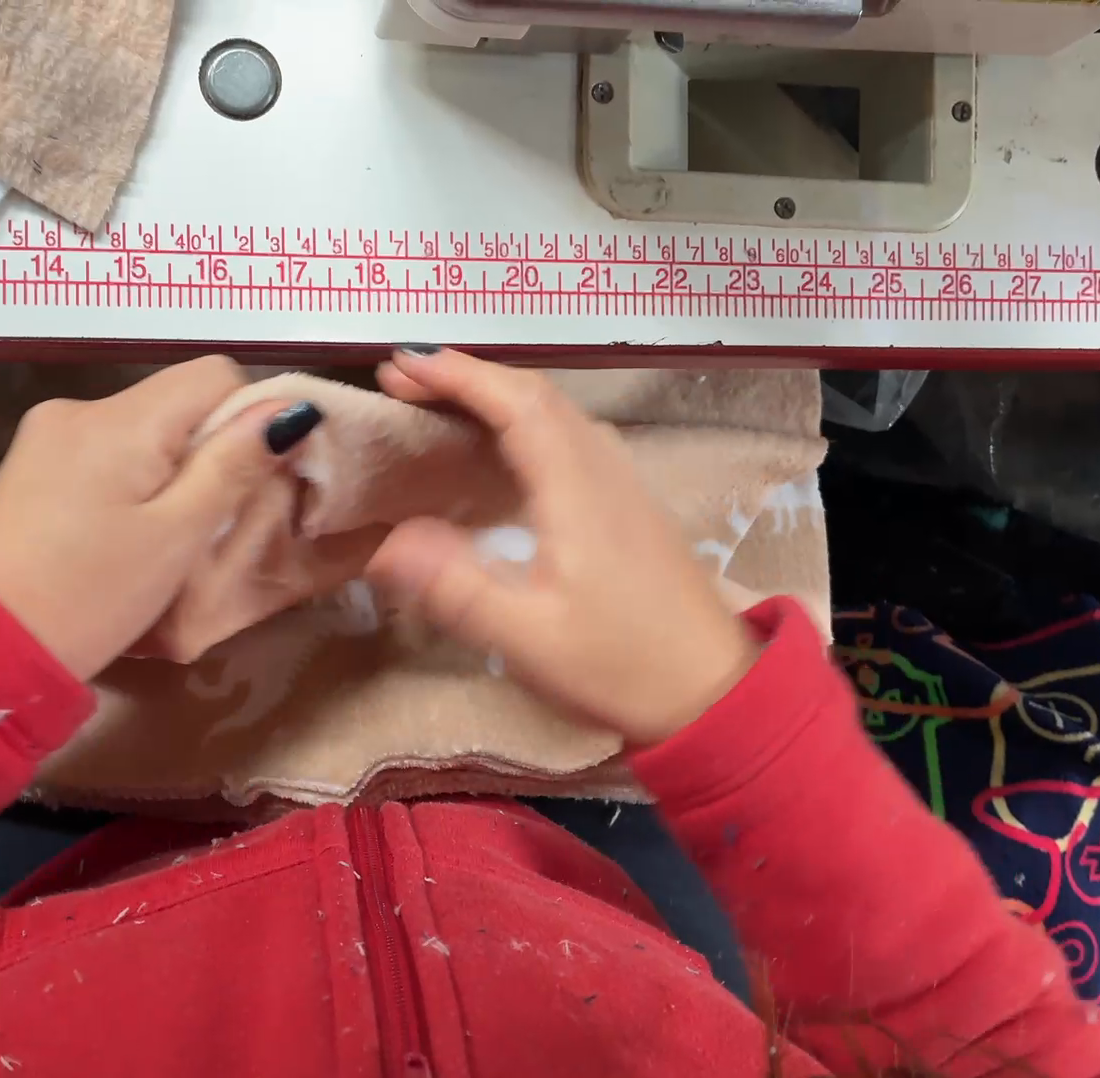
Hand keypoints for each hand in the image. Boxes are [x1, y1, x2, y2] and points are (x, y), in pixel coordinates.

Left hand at [0, 356, 321, 680]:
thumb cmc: (93, 597)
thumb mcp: (178, 536)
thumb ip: (232, 465)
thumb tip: (289, 409)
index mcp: (119, 421)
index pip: (215, 375)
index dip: (249, 418)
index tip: (251, 477)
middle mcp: (80, 407)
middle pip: (177, 400)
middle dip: (210, 447)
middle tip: (210, 517)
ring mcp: (48, 431)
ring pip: (145, 426)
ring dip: (173, 464)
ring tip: (166, 530)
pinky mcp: (33, 459)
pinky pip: (109, 447)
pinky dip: (135, 475)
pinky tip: (124, 525)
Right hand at [364, 348, 758, 744]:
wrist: (716, 689)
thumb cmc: (621, 666)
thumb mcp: (528, 638)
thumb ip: (457, 589)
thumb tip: (383, 543)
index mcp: (577, 490)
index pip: (516, 405)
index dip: (458, 377)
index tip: (402, 367)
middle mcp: (604, 470)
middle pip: (537, 394)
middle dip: (469, 377)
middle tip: (407, 380)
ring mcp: (623, 482)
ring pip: (558, 411)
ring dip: (499, 393)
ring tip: (445, 401)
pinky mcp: (629, 502)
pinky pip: (571, 435)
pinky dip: (526, 419)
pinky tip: (507, 448)